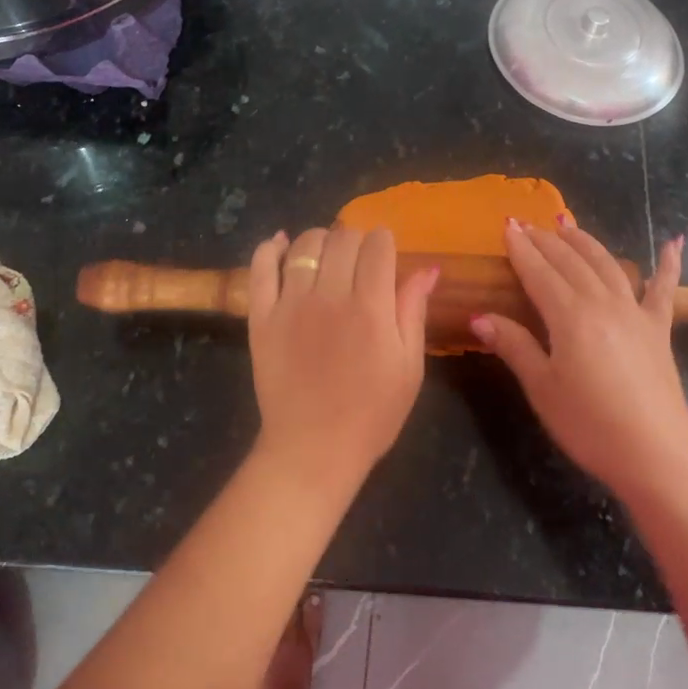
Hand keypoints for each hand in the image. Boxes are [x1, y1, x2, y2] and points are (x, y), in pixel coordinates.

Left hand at [246, 228, 434, 485]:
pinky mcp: (260, 318)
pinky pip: (260, 268)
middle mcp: (329, 297)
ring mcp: (290, 305)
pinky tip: (280, 244)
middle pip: (342, 238)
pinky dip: (269, 249)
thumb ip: (413, 311)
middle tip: (358, 260)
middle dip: (355, 239)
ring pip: (303, 245)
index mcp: (371, 308)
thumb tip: (427, 268)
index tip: (386, 255)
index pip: (377, 245)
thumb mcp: (409, 367)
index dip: (384, 242)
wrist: (313, 451)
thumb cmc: (372, 414)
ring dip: (320, 240)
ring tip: (327, 257)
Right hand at [471, 219, 687, 498]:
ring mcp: (635, 312)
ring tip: (568, 223)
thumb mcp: (542, 388)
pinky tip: (673, 242)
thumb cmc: (589, 424)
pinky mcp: (660, 329)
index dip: (522, 250)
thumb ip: (514, 346)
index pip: (539, 273)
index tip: (507, 227)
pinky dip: (668, 263)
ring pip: (607, 264)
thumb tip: (480, 317)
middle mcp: (603, 302)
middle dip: (546, 240)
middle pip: (571, 261)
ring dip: (585, 241)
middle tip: (527, 224)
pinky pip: (664, 288)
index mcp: (570, 315)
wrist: (655, 452)